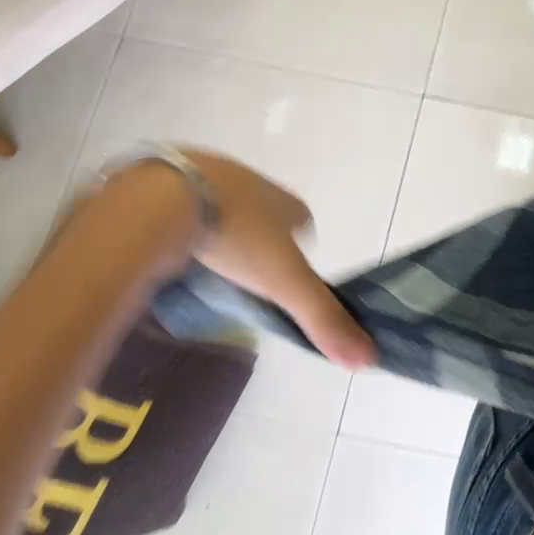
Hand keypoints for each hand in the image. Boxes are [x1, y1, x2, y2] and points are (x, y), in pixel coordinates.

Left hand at [176, 150, 376, 370]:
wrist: (164, 201)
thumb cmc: (236, 237)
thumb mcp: (285, 284)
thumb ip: (322, 319)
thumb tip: (369, 359)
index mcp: (288, 204)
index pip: (303, 227)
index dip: (294, 255)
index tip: (274, 285)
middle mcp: (256, 184)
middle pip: (262, 218)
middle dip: (253, 244)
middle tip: (233, 280)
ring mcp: (211, 175)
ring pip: (221, 210)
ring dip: (214, 232)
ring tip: (197, 268)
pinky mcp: (169, 179)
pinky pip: (180, 206)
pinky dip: (178, 226)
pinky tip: (165, 249)